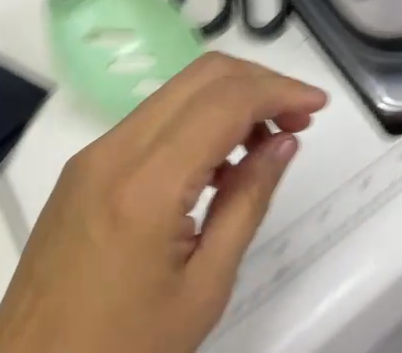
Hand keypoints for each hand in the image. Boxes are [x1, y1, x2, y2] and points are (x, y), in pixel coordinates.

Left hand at [0, 53, 327, 352]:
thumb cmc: (123, 349)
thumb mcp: (204, 287)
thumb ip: (248, 203)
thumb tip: (283, 143)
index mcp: (147, 185)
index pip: (226, 101)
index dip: (280, 92)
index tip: (317, 107)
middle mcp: (116, 150)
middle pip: (202, 76)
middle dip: (260, 84)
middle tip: (298, 122)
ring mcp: (94, 155)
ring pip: (177, 90)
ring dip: (230, 99)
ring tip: (266, 144)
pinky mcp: (84, 167)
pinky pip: (153, 119)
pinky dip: (197, 120)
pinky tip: (219, 164)